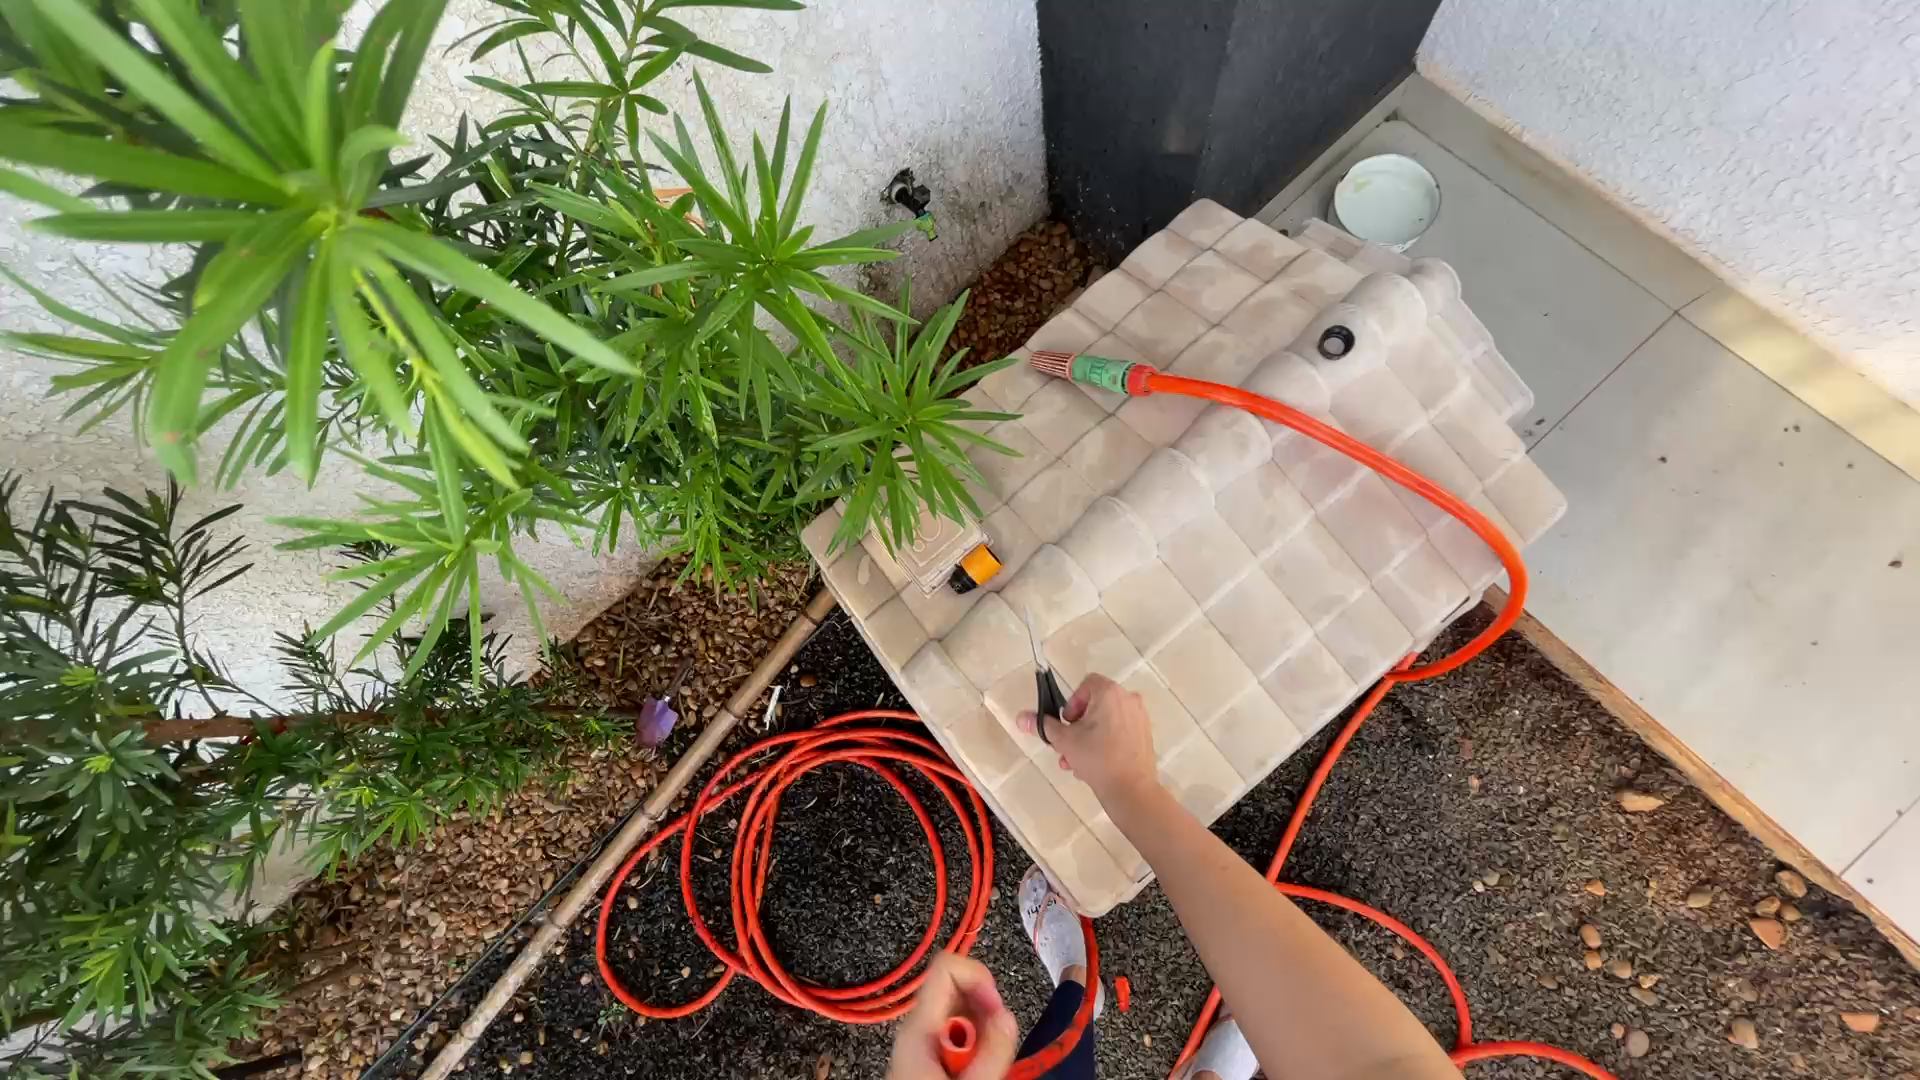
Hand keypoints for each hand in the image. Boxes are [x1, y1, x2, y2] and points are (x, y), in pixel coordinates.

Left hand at [887, 953, 1018, 1079]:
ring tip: (989, 1066)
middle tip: (999, 1045)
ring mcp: (923, 1042)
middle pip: (958, 986)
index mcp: (918, 1028)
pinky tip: (979, 1073)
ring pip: (962, 1010)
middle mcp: (918, 1027)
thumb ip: (990, 1053)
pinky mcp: (931, 1058)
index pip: (947, 967)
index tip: (997, 1009)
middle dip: (987, 1008)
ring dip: (985, 1030)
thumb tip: (1007, 1012)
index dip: (978, 977)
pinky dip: (978, 1046)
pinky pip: (960, 1033)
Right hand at [1019, 672, 1159, 803]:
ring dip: (1088, 738)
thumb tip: (1020, 717)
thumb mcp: (1064, 741)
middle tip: (1068, 746)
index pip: (1086, 685)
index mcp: (1109, 693)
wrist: (1132, 791)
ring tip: (1077, 762)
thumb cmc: (1097, 758)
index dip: (1072, 703)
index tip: (1067, 724)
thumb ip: (1043, 726)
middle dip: (1077, 727)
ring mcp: (1139, 718)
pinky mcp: (1145, 735)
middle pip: (1095, 705)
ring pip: (1106, 722)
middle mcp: (1128, 699)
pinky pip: (1119, 732)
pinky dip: (1105, 743)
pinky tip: (1094, 766)